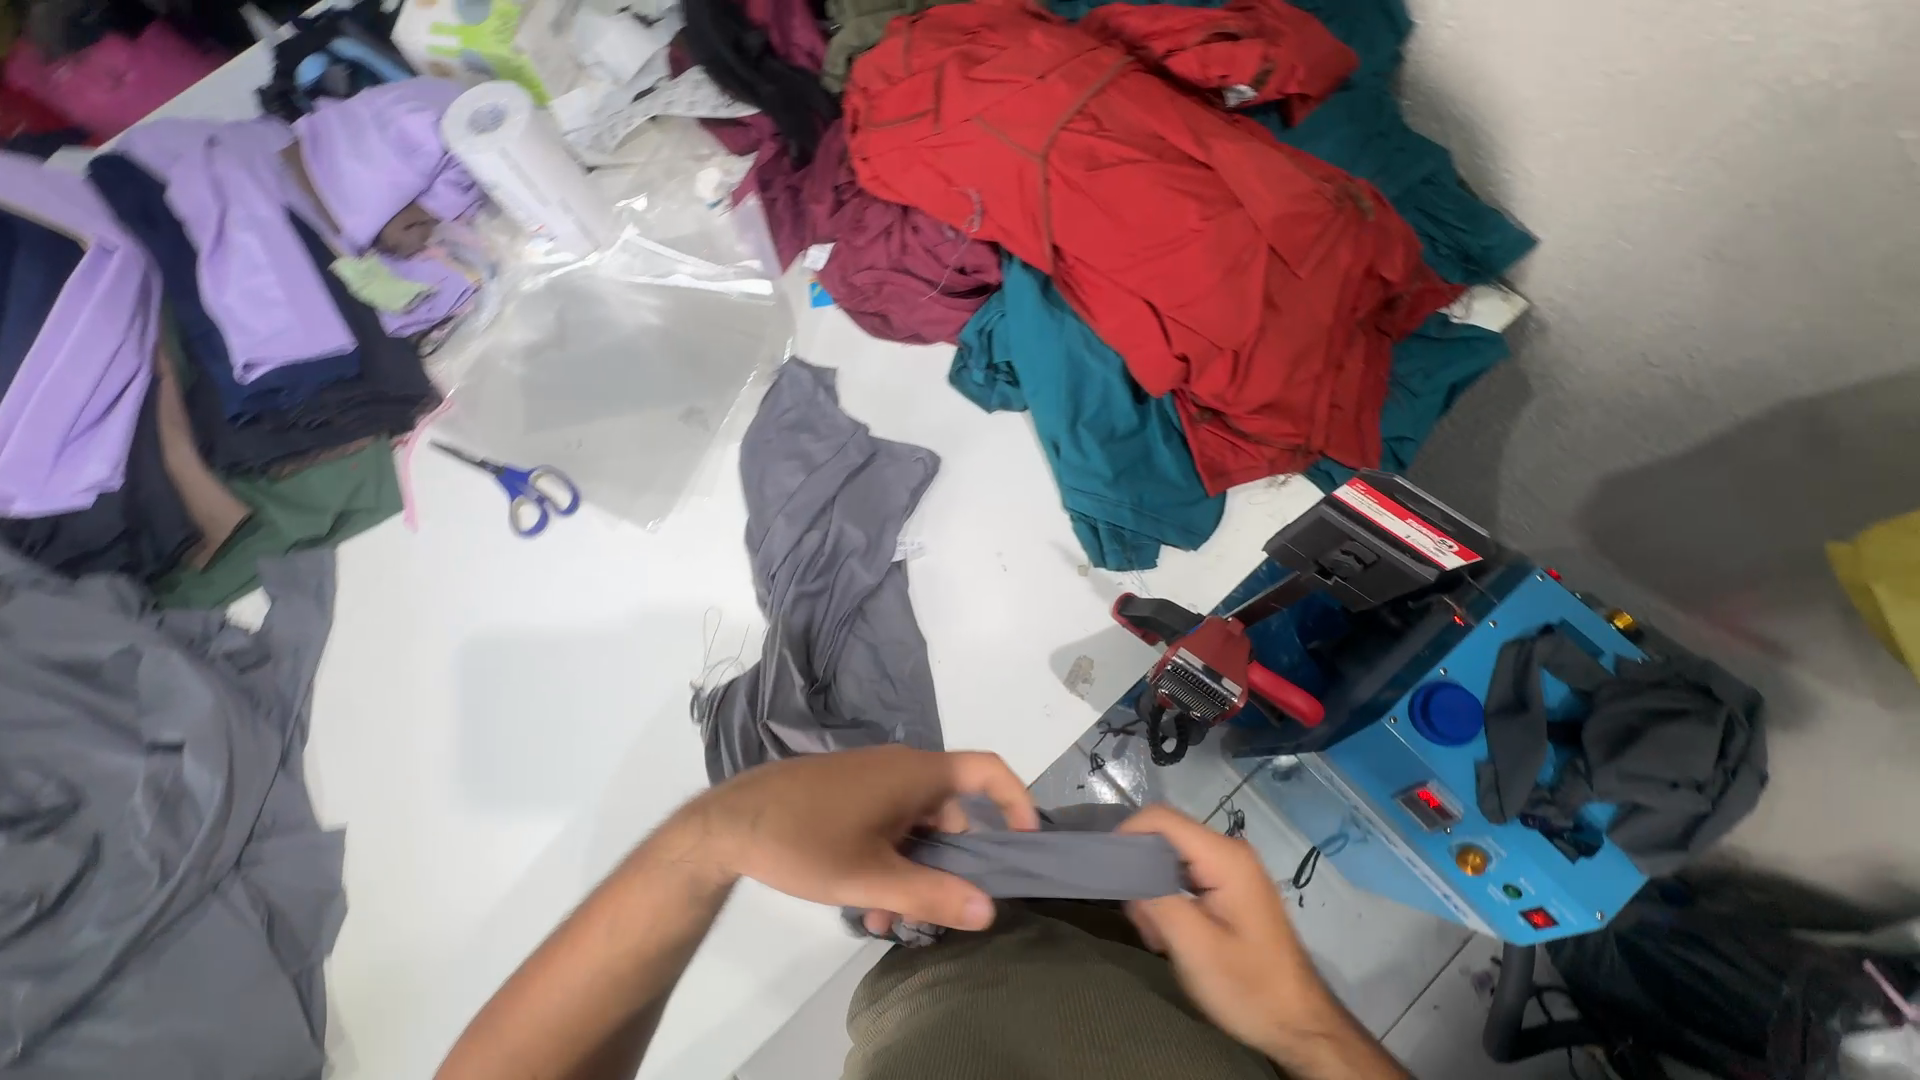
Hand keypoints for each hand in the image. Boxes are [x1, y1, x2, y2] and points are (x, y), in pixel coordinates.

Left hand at [671, 746, 1039, 931]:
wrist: (727, 822)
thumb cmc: (805, 840)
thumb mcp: (870, 878)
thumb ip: (932, 895)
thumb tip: (990, 909)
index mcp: (917, 775)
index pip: (987, 770)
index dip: (1017, 800)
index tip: (1026, 843)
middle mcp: (901, 768)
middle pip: (949, 814)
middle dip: (946, 866)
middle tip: (928, 914)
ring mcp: (873, 779)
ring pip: (914, 828)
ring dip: (910, 872)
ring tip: (879, 919)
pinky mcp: (849, 792)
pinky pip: (887, 824)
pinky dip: (886, 859)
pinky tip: (860, 900)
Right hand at [1120, 805, 1397, 1075]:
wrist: (1300, 1025)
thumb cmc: (1249, 987)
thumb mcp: (1194, 947)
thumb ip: (1155, 899)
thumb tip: (1123, 869)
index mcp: (1225, 857)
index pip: (1161, 818)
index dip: (1127, 835)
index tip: (1107, 871)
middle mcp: (1230, 851)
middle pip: (1166, 836)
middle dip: (1139, 870)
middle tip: (1138, 919)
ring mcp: (1233, 869)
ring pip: (1172, 857)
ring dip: (1153, 888)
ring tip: (1156, 934)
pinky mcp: (1231, 887)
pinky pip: (1186, 874)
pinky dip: (1169, 896)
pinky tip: (1171, 933)